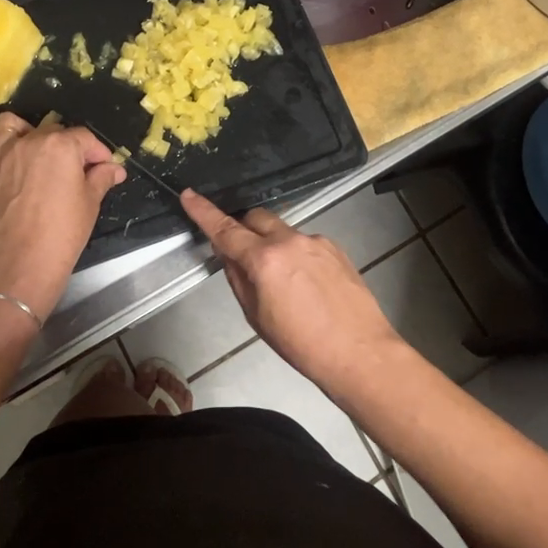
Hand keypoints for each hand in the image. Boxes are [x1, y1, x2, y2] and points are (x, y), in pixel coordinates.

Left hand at [0, 112, 125, 318]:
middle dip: (67, 147)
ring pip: (7, 127)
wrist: (20, 267)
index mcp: (59, 145)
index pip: (84, 138)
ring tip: (32, 151)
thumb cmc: (62, 234)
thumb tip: (114, 168)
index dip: (97, 153)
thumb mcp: (90, 204)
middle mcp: (27, 143)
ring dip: (21, 132)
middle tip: (75, 172)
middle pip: (50, 132)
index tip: (104, 168)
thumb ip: (101, 178)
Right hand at [181, 189, 405, 397]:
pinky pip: (305, 243)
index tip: (188, 195)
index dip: (203, 212)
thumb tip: (230, 256)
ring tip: (284, 285)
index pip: (225, 230)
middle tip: (242, 255)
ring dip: (273, 245)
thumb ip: (239, 279)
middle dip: (243, 229)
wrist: (360, 352)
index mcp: (264, 260)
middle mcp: (289, 241)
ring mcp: (316, 241)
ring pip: (282, 231)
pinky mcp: (335, 248)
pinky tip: (308, 286)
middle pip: (256, 218)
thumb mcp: (257, 317)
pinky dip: (297, 256)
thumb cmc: (302, 344)